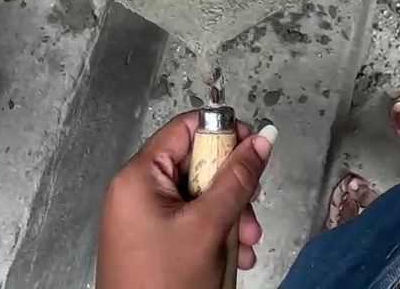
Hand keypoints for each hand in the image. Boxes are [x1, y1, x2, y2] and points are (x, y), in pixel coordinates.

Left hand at [97, 110, 276, 288]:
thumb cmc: (166, 285)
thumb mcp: (208, 226)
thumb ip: (237, 178)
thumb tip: (262, 139)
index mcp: (138, 176)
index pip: (186, 128)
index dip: (222, 131)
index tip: (253, 147)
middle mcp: (137, 191)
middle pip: (196, 163)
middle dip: (232, 184)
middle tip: (254, 201)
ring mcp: (144, 219)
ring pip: (199, 196)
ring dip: (230, 213)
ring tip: (249, 240)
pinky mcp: (154, 243)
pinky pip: (191, 221)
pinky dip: (216, 233)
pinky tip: (237, 255)